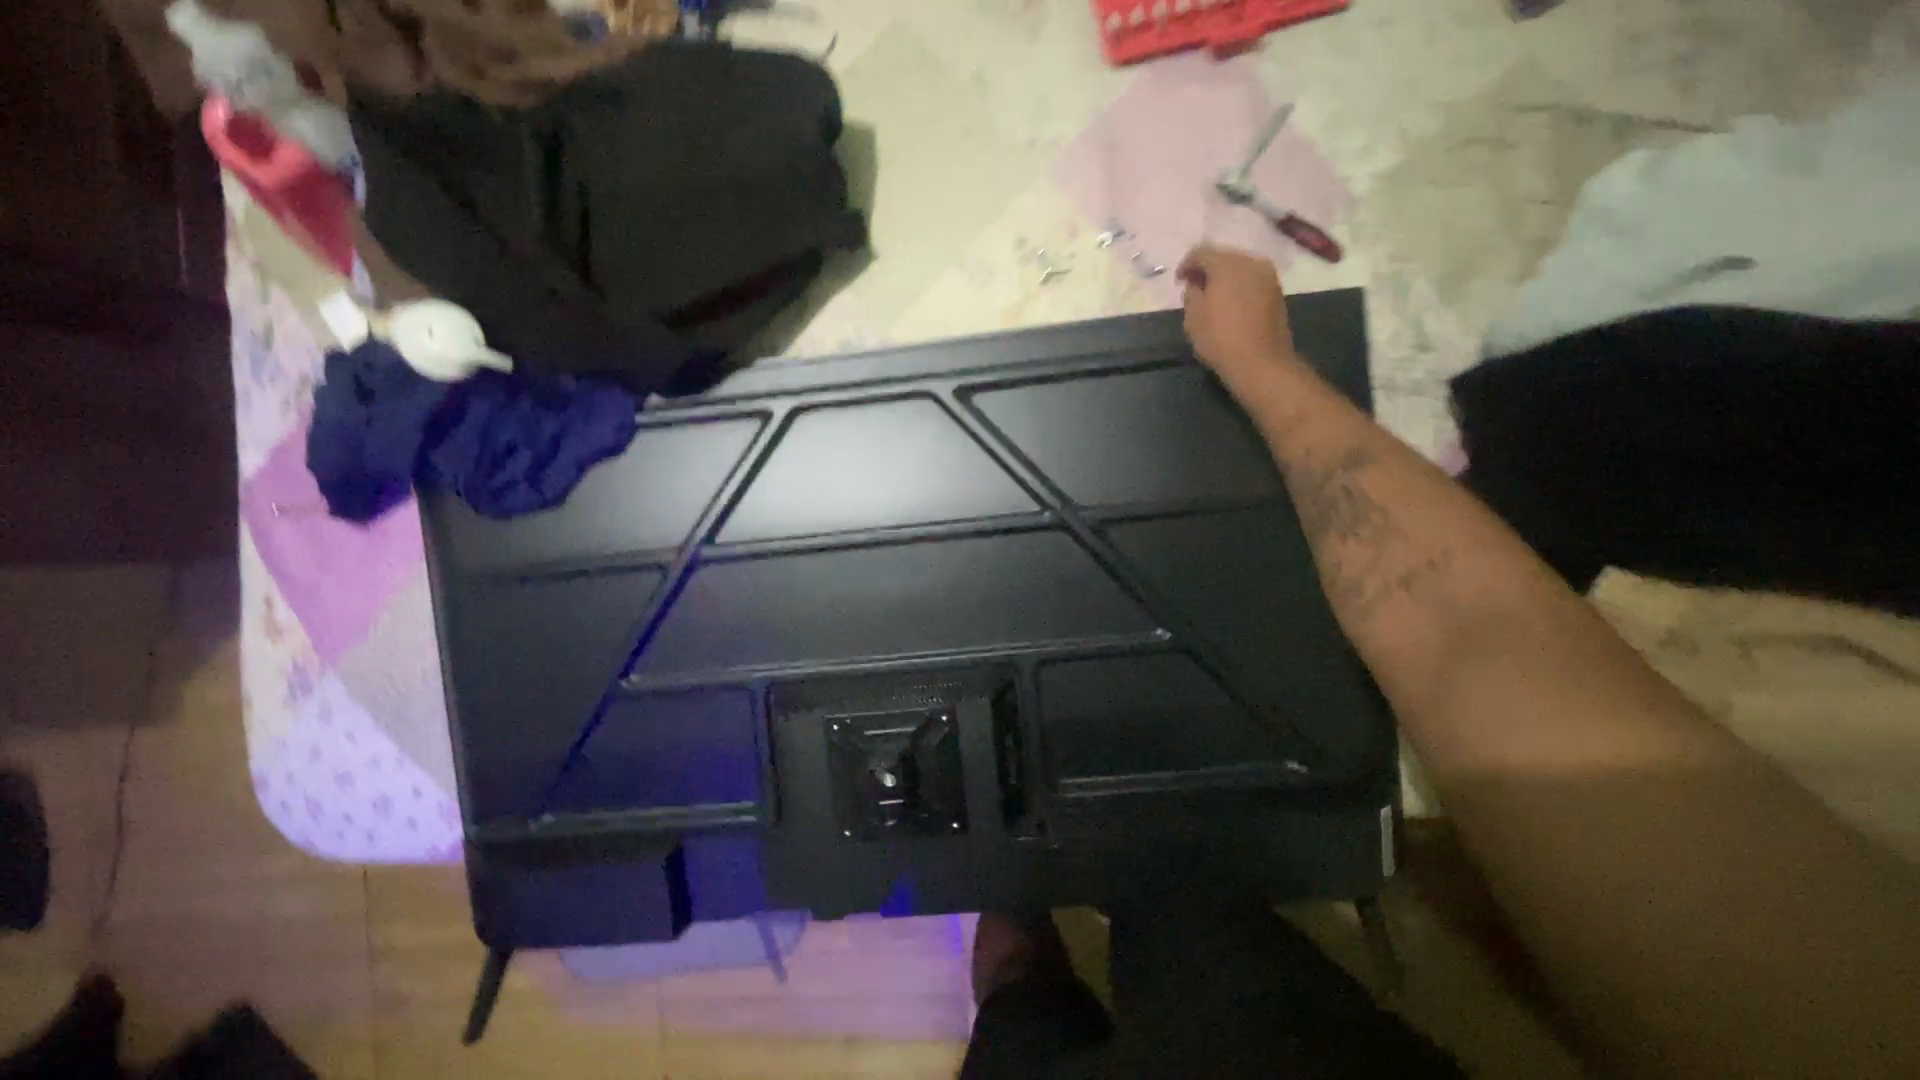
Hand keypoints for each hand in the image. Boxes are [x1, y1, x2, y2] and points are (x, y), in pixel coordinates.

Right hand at [1177, 245, 1298, 379]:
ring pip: (1240, 267)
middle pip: (1223, 256)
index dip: (1186, 265)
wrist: (1261, 362)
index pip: (1201, 252)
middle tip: (1195, 287)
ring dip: (1225, 277)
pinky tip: (1231, 303)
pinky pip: (1252, 279)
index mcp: (1226, 264)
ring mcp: (1268, 275)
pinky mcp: (1277, 290)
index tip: (1179, 282)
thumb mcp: (1193, 317)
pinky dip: (1239, 285)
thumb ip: (1191, 293)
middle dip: (1207, 269)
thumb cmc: (1220, 339)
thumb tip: (1196, 284)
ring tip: (1213, 296)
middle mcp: (1250, 261)